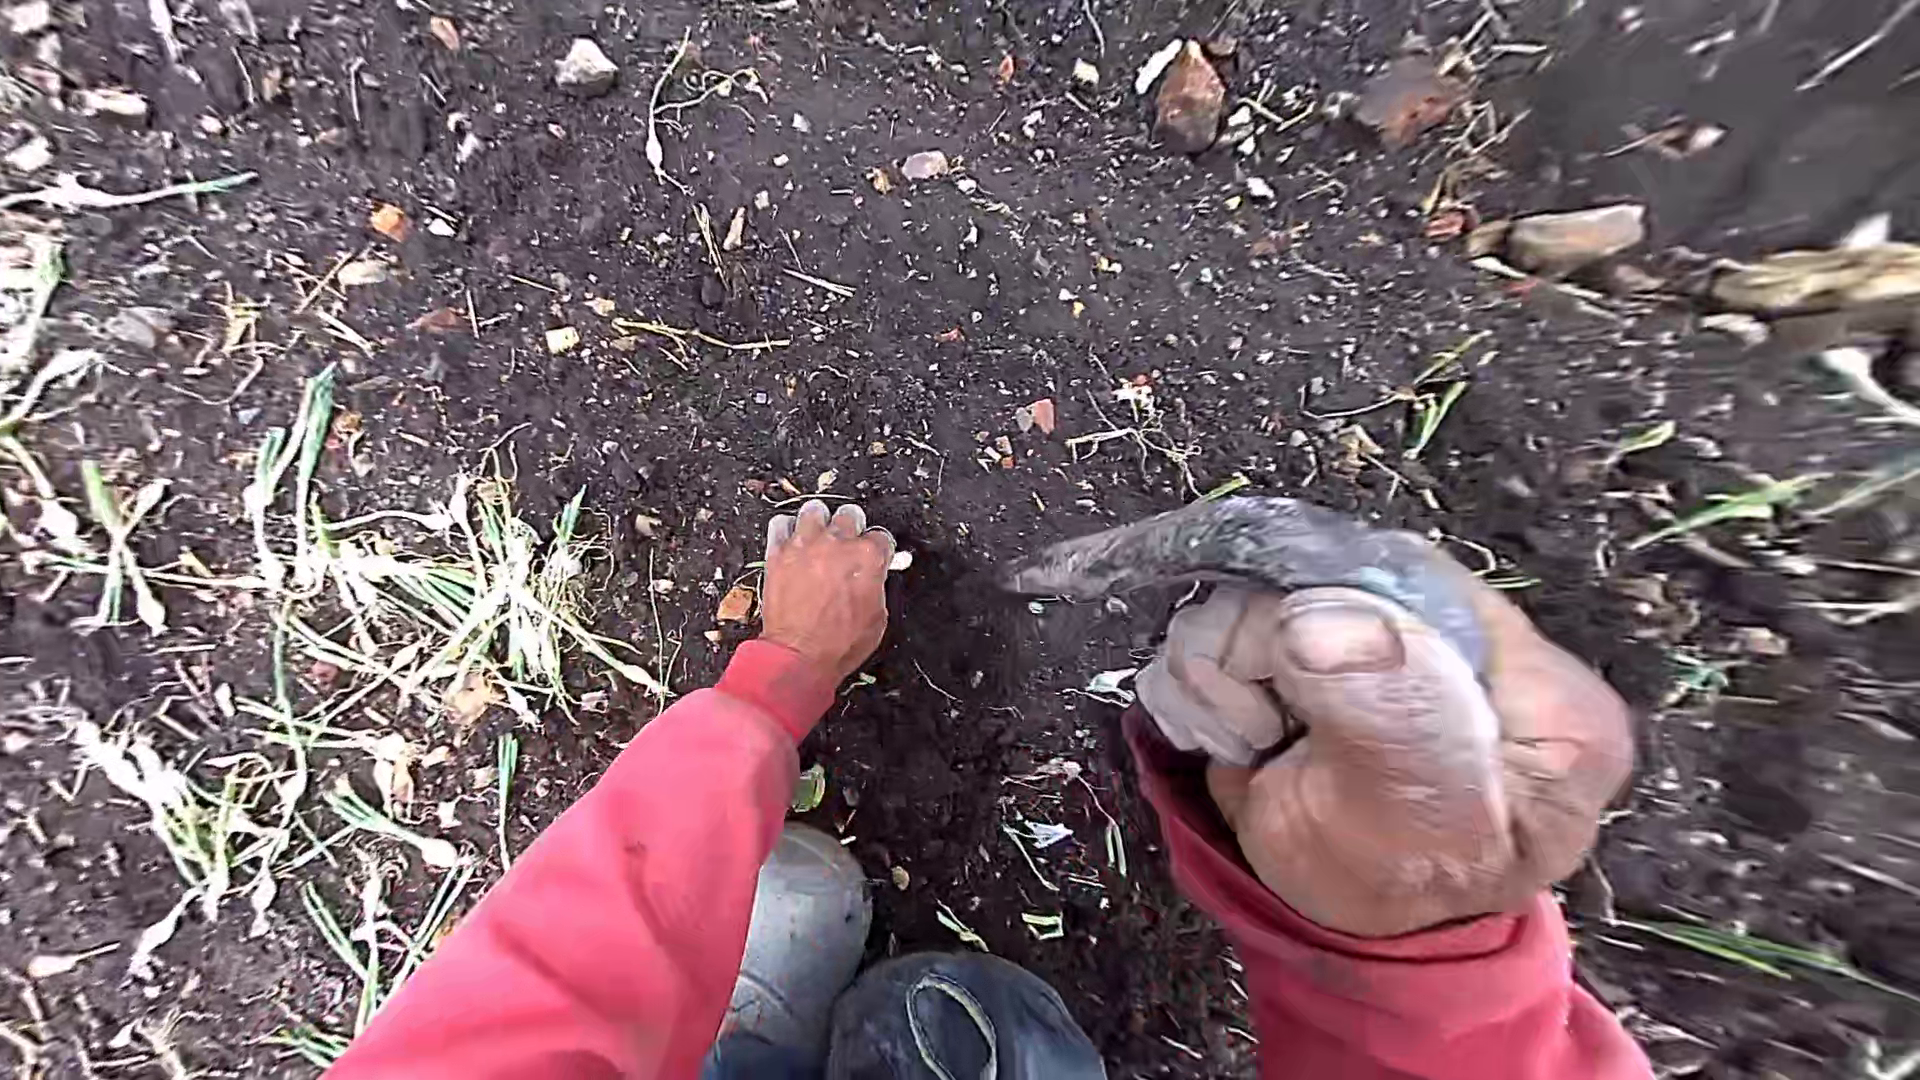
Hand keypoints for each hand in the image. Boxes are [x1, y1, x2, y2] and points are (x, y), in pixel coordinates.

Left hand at [760, 500, 893, 683]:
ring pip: (814, 510)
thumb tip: (876, 575)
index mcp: (868, 557)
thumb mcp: (878, 617)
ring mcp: (805, 546)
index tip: (874, 555)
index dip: (879, 548)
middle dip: (852, 527)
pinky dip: (787, 529)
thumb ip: (877, 585)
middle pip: (850, 514)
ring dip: (820, 520)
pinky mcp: (778, 554)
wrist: (799, 656)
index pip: (881, 536)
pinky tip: (793, 540)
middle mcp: (837, 544)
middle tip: (848, 542)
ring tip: (820, 534)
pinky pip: (780, 524)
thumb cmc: (838, 643)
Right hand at [1148, 573, 1632, 937]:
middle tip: (1267, 726)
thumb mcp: (1419, 821)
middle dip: (1253, 657)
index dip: (1324, 606)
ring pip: (1230, 602)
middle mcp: (1421, 631)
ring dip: (1216, 681)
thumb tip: (1323, 617)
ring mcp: (1340, 638)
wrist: (1327, 914)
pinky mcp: (1276, 654)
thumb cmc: (1391, 881)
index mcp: (1507, 663)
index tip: (1290, 674)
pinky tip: (1230, 733)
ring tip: (1250, 738)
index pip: (1398, 570)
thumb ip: (1394, 725)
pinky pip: (1196, 633)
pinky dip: (1195, 689)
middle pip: (1294, 579)